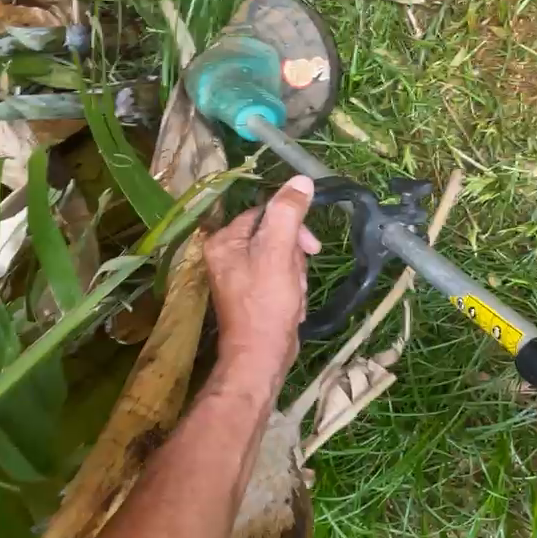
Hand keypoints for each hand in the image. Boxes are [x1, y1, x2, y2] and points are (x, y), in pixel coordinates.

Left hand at [203, 175, 320, 382]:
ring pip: (283, 257)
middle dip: (294, 257)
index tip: (311, 246)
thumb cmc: (266, 304)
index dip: (293, 226)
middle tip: (295, 278)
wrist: (261, 356)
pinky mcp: (254, 293)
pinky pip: (281, 277)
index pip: (266, 213)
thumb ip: (288, 214)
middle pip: (276, 235)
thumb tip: (301, 181)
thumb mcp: (278, 253)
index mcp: (225, 241)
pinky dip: (292, 289)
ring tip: (293, 295)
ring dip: (296, 275)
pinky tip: (292, 305)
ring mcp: (240, 276)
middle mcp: (227, 255)